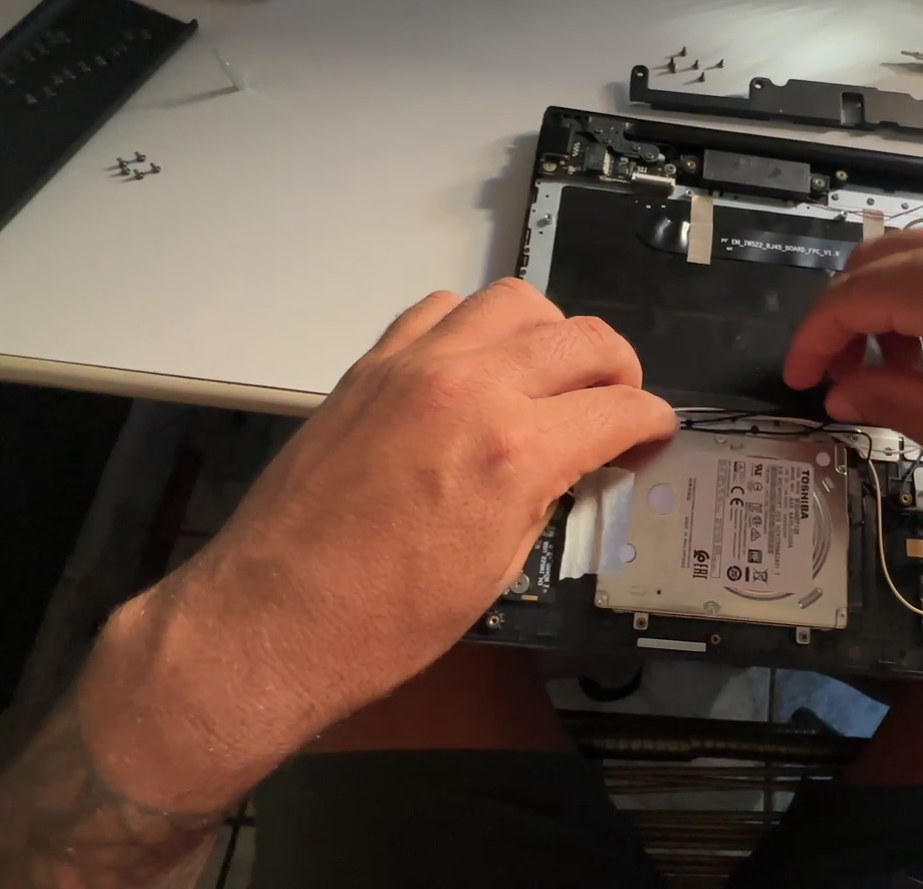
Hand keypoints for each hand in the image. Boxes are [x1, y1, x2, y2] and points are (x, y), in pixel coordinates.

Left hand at [80, 280, 674, 809]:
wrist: (268, 621)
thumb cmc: (390, 621)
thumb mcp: (501, 566)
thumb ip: (550, 491)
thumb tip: (578, 458)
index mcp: (518, 452)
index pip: (621, 408)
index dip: (653, 421)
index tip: (654, 433)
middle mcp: (475, 387)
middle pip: (584, 338)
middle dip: (621, 368)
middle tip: (618, 400)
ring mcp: (418, 364)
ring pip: (517, 301)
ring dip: (551, 332)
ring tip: (548, 373)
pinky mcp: (373, 363)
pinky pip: (443, 310)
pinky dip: (477, 327)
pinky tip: (476, 366)